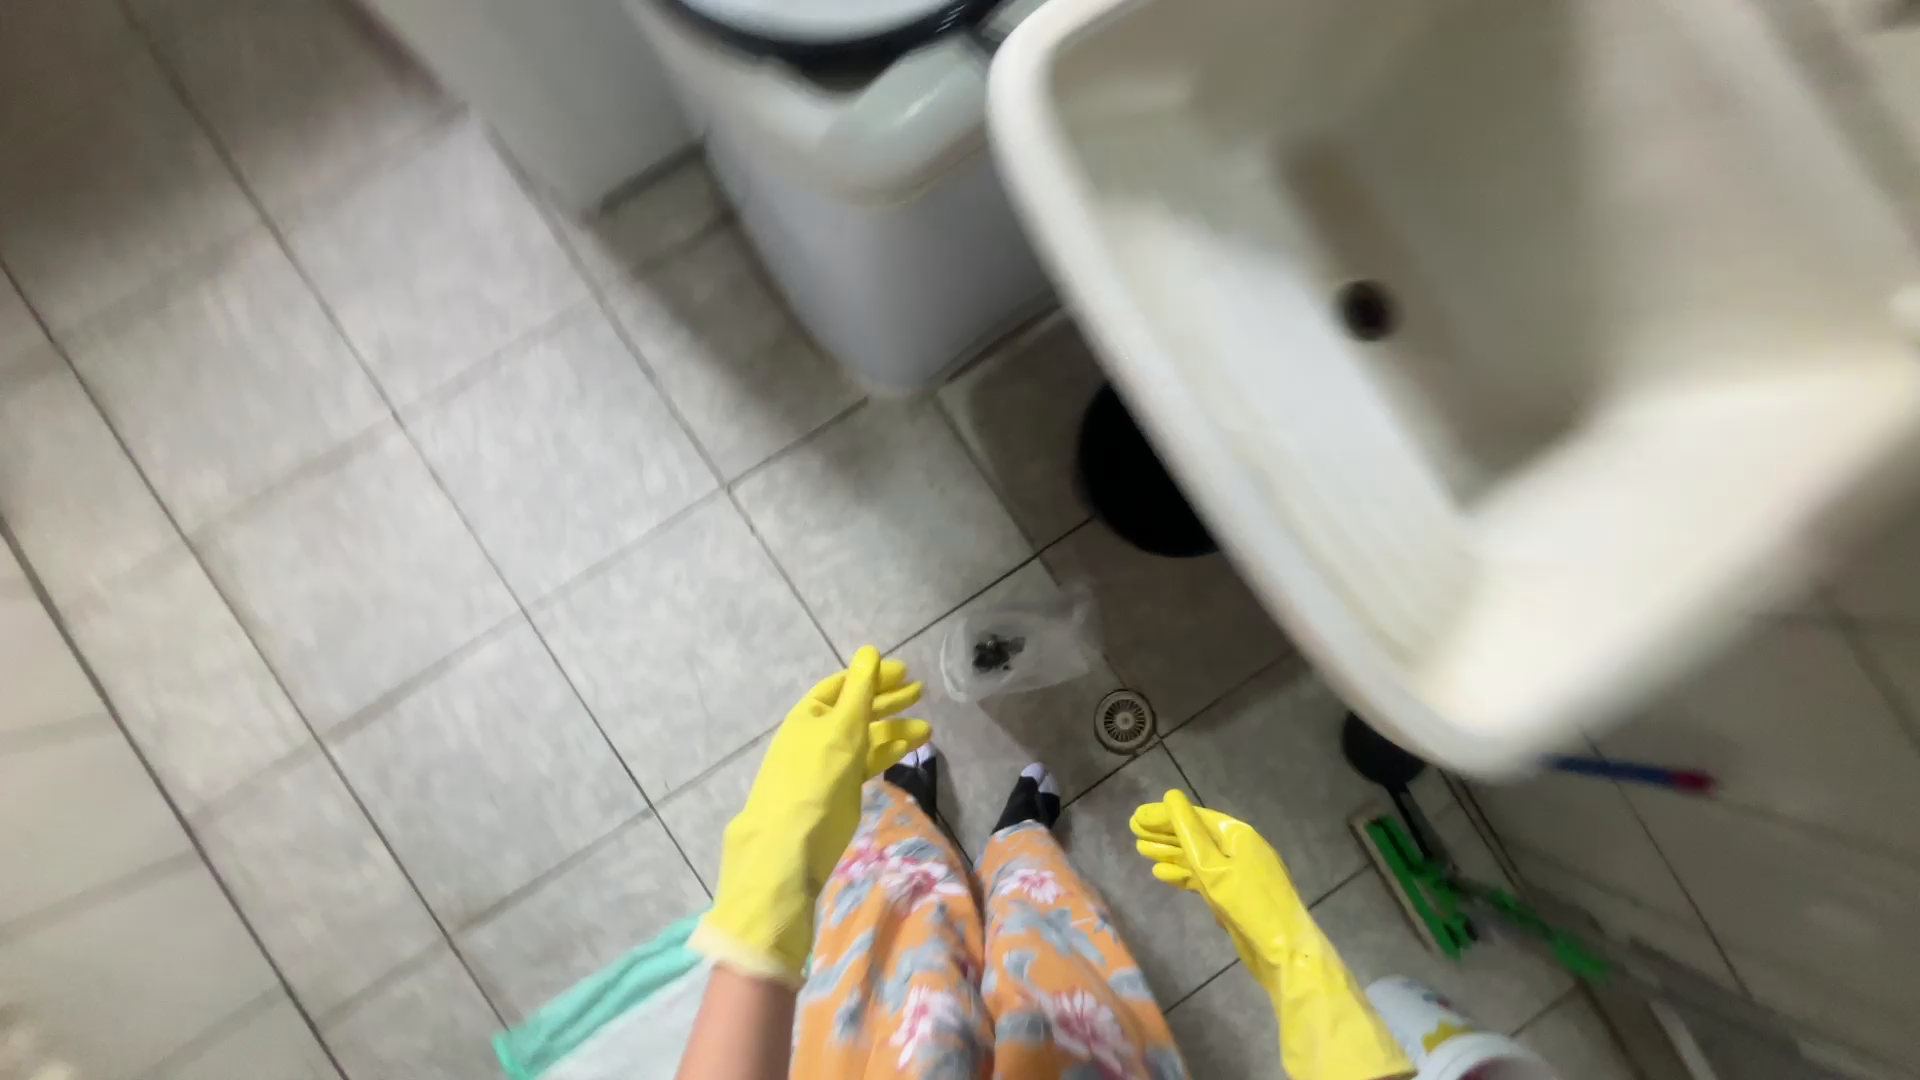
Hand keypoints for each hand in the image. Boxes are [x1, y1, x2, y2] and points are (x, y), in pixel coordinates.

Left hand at [692, 647, 927, 982]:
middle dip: (888, 700)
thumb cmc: (815, 775)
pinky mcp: (842, 789)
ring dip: (895, 729)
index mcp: (810, 714)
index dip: (872, 676)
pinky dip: (889, 752)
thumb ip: (861, 689)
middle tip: (920, 691)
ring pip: (868, 738)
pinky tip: (910, 747)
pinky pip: (869, 762)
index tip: (904, 671)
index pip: (844, 685)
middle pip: (858, 709)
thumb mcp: (842, 726)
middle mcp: (819, 734)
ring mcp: (831, 763)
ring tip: (927, 727)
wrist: (791, 843)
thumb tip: (869, 651)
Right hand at [1132, 791, 1412, 1079]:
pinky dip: (1183, 875)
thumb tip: (1171, 797)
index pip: (1194, 817)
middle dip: (1164, 832)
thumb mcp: (1213, 867)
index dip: (1164, 815)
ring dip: (1169, 853)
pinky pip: (1204, 878)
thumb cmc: (1249, 905)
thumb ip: (1188, 833)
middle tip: (1133, 829)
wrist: (1286, 955)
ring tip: (1140, 849)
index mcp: (1238, 835)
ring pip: (1197, 857)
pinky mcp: (1235, 895)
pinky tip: (1161, 874)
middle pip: (1195, 834)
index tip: (1137, 816)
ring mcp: (1238, 873)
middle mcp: (1239, 848)